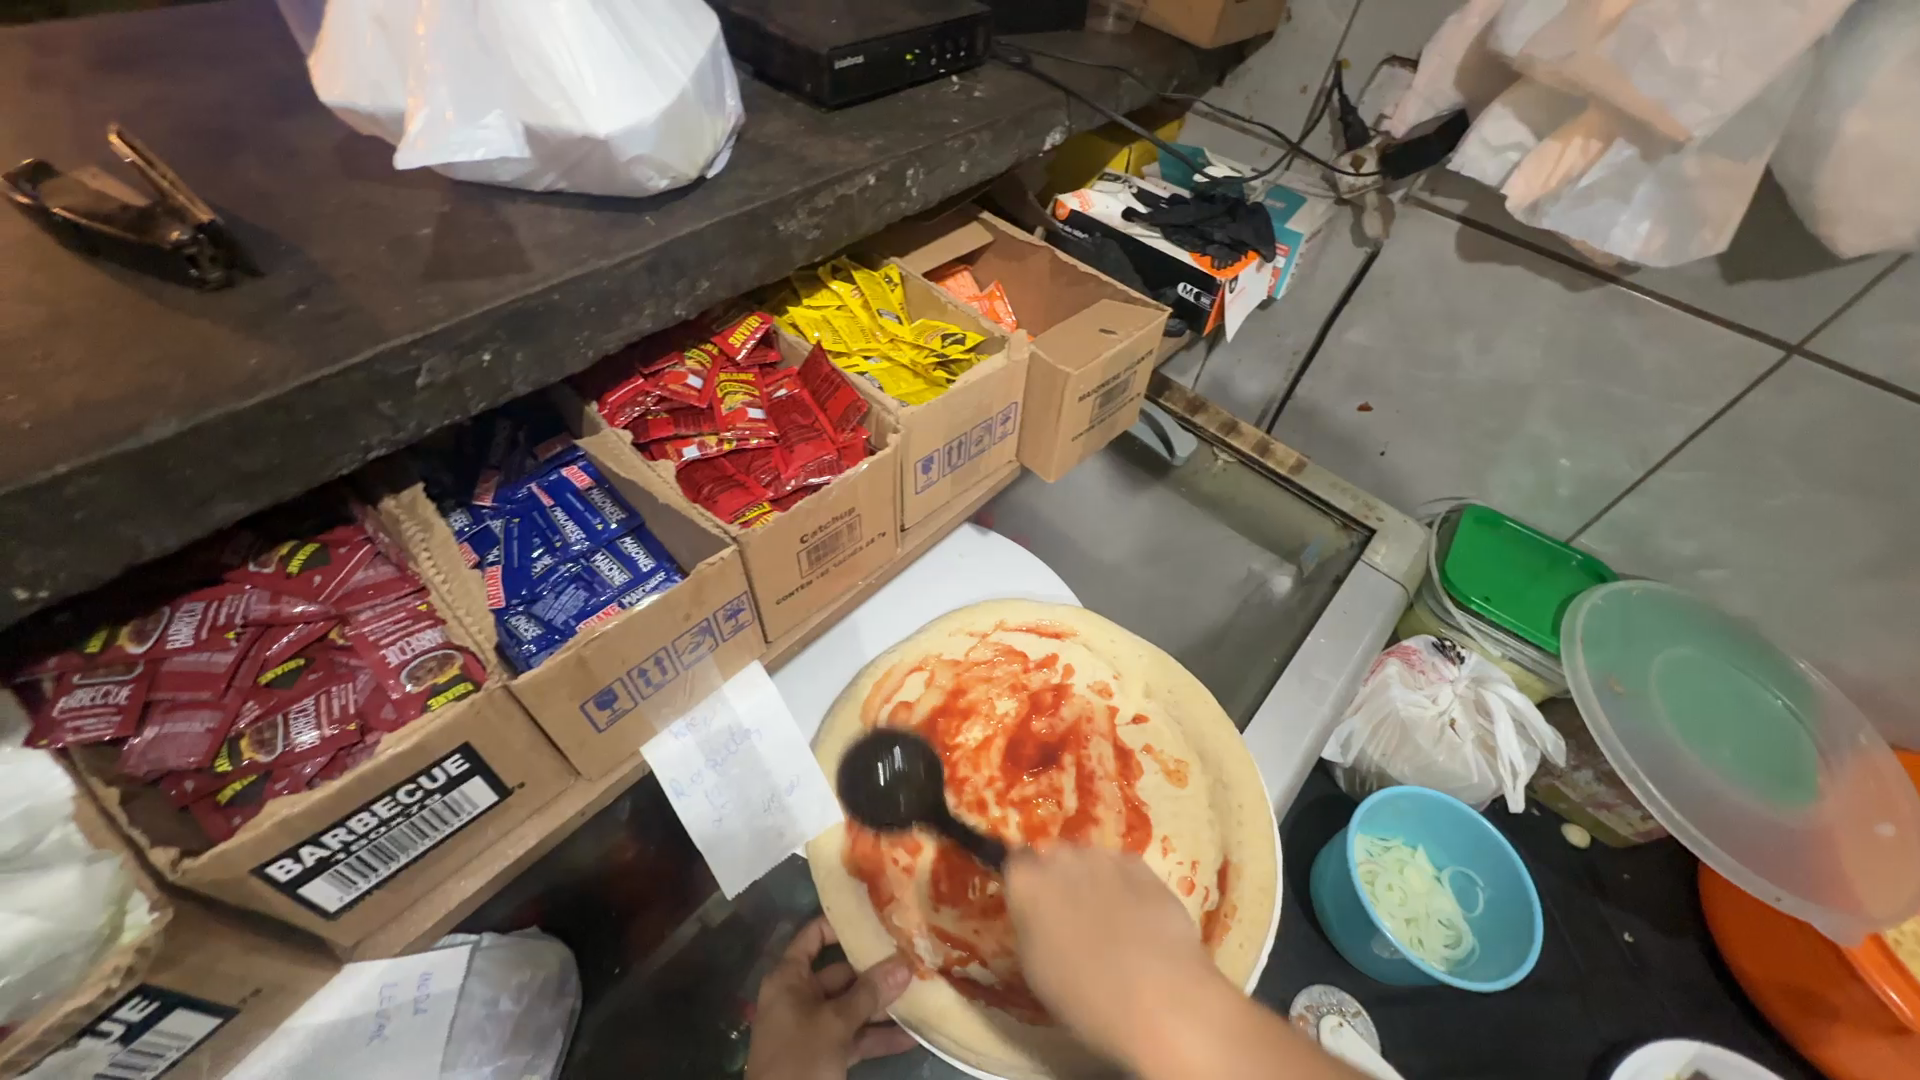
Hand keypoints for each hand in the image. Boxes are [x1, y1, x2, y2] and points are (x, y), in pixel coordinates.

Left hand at [746, 916, 917, 1079]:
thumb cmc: (799, 1061)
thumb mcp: (835, 1024)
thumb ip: (870, 993)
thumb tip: (905, 963)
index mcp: (789, 979)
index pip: (814, 936)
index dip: (842, 925)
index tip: (878, 919)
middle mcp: (799, 997)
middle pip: (841, 972)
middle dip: (876, 971)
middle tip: (913, 958)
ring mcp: (813, 1027)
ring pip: (852, 1006)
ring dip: (882, 1006)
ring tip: (921, 994)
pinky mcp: (824, 1055)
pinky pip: (854, 1037)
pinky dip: (878, 1037)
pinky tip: (912, 1036)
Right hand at [1004, 845, 1225, 1065]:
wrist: (1158, 996)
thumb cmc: (1084, 995)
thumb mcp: (1035, 967)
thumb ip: (1030, 924)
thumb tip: (1038, 912)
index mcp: (1026, 882)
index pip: (1016, 862)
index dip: (1027, 882)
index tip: (1035, 905)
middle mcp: (1061, 857)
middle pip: (1054, 857)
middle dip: (1060, 878)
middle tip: (1073, 918)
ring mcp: (1104, 857)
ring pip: (1091, 862)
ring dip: (1094, 881)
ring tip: (1111, 923)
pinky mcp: (1141, 865)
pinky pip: (1123, 869)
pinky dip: (1126, 887)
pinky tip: (1138, 921)